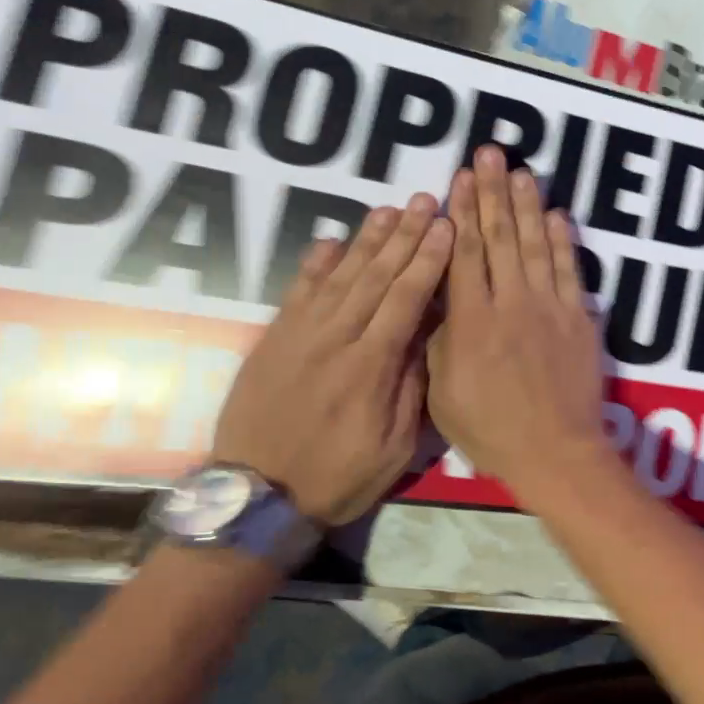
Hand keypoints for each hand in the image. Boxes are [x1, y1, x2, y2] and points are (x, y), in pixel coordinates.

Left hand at [213, 194, 451, 523]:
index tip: (449, 228)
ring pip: (339, 277)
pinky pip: (296, 294)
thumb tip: (428, 336)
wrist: (255, 502)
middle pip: (374, 277)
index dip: (429, 261)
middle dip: (404, 237)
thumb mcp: (395, 447)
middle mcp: (333, 342)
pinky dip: (314, 264)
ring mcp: (297, 339)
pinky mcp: (272, 343)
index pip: (405, 300)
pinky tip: (331, 239)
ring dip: (367, 240)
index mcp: (369, 368)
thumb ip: (411, 388)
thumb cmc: (339, 478)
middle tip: (426, 202)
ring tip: (390, 209)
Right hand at [427, 146, 607, 499]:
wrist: (555, 449)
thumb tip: (435, 301)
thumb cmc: (490, 430)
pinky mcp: (579, 318)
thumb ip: (437, 341)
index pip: (463, 254)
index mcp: (469, 321)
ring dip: (528, 206)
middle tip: (489, 154)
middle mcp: (510, 303)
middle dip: (493, 193)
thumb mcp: (441, 392)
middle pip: (500, 237)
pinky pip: (569, 271)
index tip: (459, 180)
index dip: (461, 213)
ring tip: (521, 172)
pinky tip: (557, 217)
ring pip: (535, 245)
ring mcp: (549, 308)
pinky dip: (563, 242)